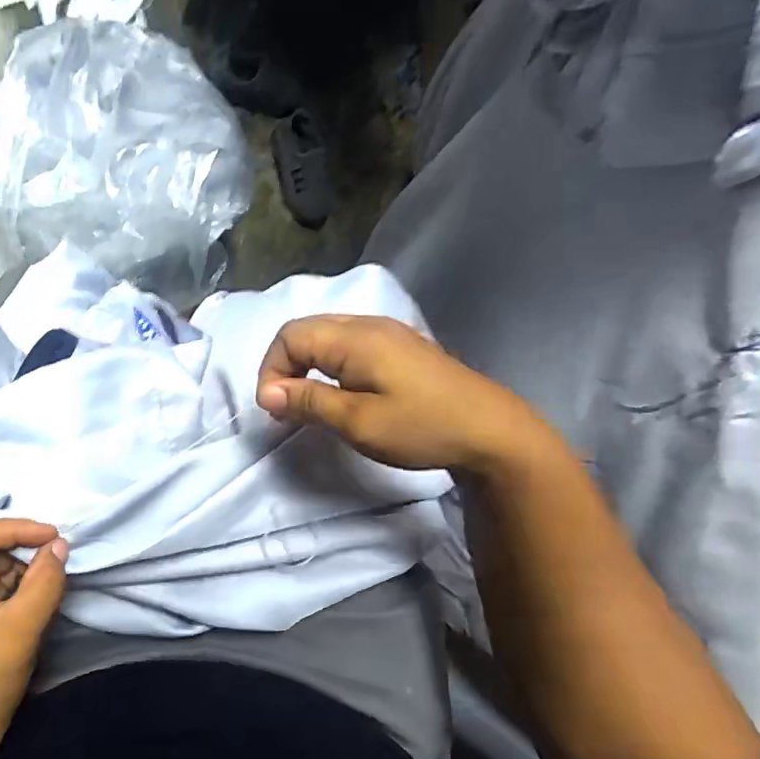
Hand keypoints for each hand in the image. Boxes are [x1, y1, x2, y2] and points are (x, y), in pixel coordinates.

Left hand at [0, 519, 68, 758]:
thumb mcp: (20, 628)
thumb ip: (43, 582)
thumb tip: (60, 545)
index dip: (17, 530)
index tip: (54, 535)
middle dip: (20, 552)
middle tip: (56, 558)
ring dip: (20, 571)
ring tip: (48, 582)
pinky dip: (15, 588)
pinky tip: (35, 596)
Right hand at [256, 315, 558, 476]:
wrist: (493, 433)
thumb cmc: (421, 427)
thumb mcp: (357, 421)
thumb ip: (308, 401)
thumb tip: (267, 393)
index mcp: (356, 339)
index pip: (289, 336)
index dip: (271, 370)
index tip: (276, 408)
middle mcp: (369, 325)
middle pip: (305, 330)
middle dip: (284, 366)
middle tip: (286, 407)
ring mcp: (388, 333)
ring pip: (326, 336)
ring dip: (305, 366)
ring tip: (307, 403)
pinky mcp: (400, 347)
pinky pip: (347, 344)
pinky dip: (328, 365)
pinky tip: (338, 393)